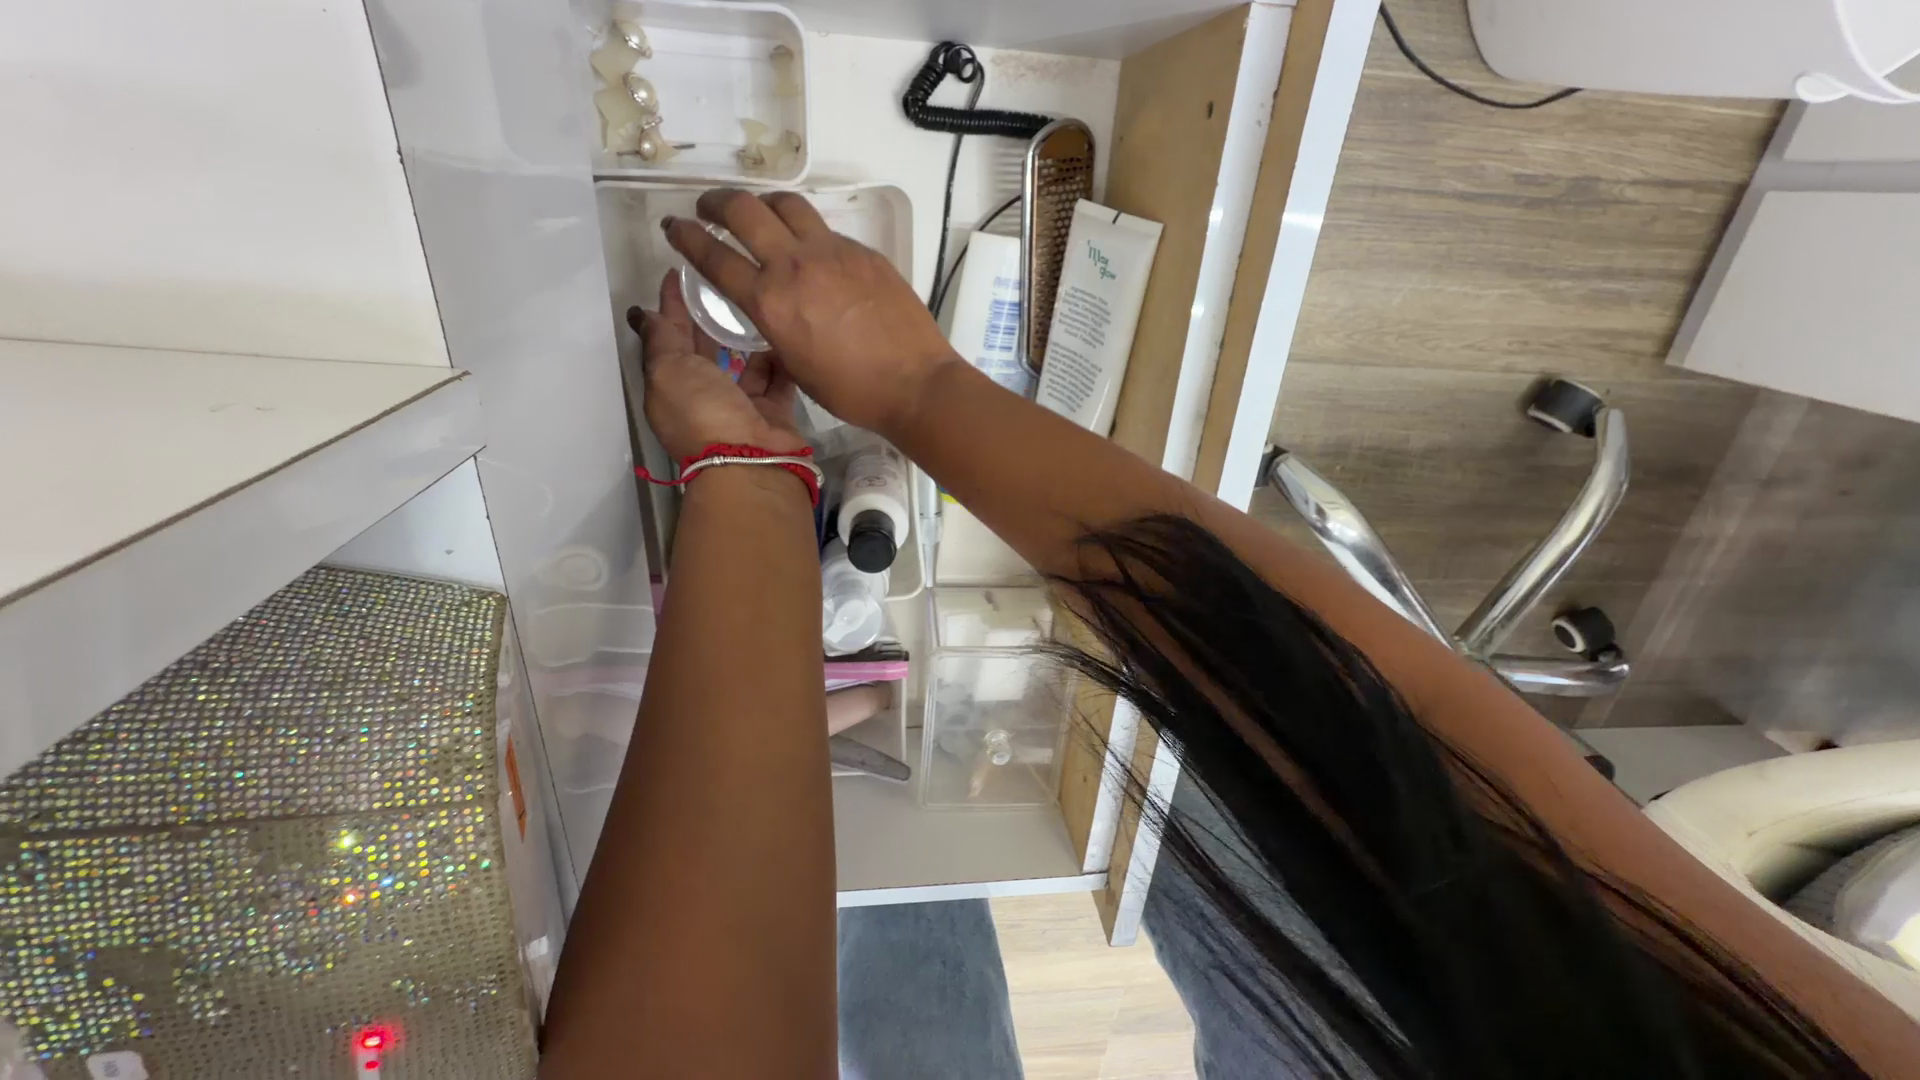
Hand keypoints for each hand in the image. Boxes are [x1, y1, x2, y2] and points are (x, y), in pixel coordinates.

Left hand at [629, 272, 807, 461]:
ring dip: (748, 340)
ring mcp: (740, 407)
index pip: (668, 339)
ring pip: (745, 366)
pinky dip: (782, 362)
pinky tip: (786, 333)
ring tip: (760, 304)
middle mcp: (704, 398)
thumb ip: (661, 338)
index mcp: (672, 388)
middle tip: (723, 283)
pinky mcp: (773, 414)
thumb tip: (641, 313)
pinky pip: (778, 381)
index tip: (679, 273)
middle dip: (708, 320)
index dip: (670, 307)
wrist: (752, 462)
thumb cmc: (704, 413)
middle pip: (705, 352)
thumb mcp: (669, 370)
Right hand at [661, 189, 964, 434]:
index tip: (674, 227)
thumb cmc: (852, 391)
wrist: (914, 383)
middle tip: (709, 208)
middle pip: (743, 210)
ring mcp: (832, 252)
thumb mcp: (795, 366)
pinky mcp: (863, 252)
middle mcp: (795, 266)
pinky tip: (810, 249)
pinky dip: (805, 230)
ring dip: (762, 203)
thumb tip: (771, 309)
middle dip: (716, 202)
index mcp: (770, 302)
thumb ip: (774, 327)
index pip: (714, 256)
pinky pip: (824, 229)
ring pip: (786, 205)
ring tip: (758, 214)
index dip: (686, 237)